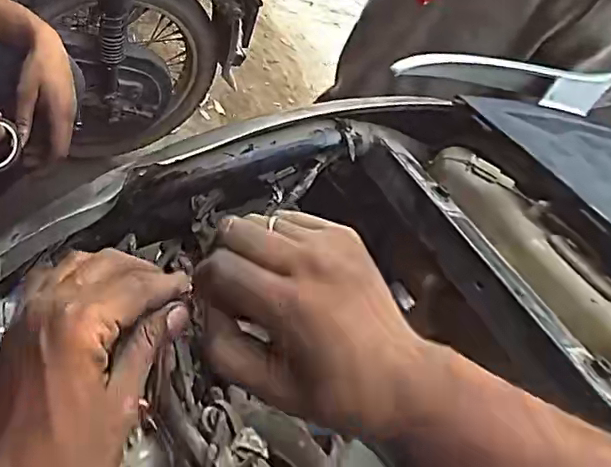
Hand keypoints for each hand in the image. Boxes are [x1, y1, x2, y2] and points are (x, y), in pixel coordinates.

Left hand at [0, 250, 189, 466]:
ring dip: (109, 266)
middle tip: (166, 285)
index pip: (132, 286)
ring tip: (136, 283)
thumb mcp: (118, 405)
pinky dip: (75, 272)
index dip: (163, 284)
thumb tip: (171, 316)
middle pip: (105, 264)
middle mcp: (49, 304)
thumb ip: (146, 350)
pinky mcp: (18, 321)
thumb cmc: (59, 455)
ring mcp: (29, 309)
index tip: (182, 286)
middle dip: (140, 271)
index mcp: (77, 321)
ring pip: (76, 262)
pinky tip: (90, 284)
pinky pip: (49, 276)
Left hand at [16, 22, 77, 160]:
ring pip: (62, 138)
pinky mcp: (68, 103)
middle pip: (61, 147)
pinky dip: (49, 136)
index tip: (30, 172)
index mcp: (62, 113)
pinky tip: (35, 134)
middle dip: (44, 159)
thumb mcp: (25, 92)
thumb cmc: (37, 66)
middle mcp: (71, 114)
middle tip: (23, 162)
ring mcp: (72, 108)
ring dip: (46, 148)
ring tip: (26, 150)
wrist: (49, 45)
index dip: (46, 166)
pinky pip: (61, 127)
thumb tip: (22, 144)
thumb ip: (25, 119)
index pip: (59, 150)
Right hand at [195, 212, 437, 440]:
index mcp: (291, 304)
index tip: (210, 297)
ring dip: (249, 245)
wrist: (408, 380)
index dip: (204, 282)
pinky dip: (276, 237)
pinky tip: (287, 265)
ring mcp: (327, 243)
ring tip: (262, 274)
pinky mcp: (341, 233)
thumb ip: (224, 350)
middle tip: (230, 282)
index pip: (219, 267)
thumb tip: (203, 311)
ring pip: (257, 219)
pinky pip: (287, 218)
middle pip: (232, 229)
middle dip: (221, 255)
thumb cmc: (344, 392)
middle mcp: (308, 264)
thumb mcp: (273, 390)